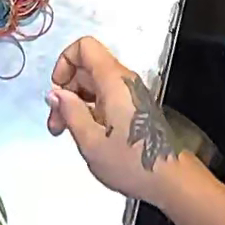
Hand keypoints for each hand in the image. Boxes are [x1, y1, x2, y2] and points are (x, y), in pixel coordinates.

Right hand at [46, 36, 204, 207]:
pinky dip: (89, 108)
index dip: (65, 62)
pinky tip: (84, 133)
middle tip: (56, 121)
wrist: (169, 178)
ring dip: (75, 102)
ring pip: (94, 83)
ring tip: (65, 131)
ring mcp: (129, 92)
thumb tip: (55, 93)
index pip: (85, 46)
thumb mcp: (91, 141)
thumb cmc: (132, 162)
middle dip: (66, 89)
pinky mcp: (131, 105)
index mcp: (114, 80)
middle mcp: (123, 80)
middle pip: (86, 66)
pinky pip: (104, 95)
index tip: (57, 90)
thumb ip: (70, 112)